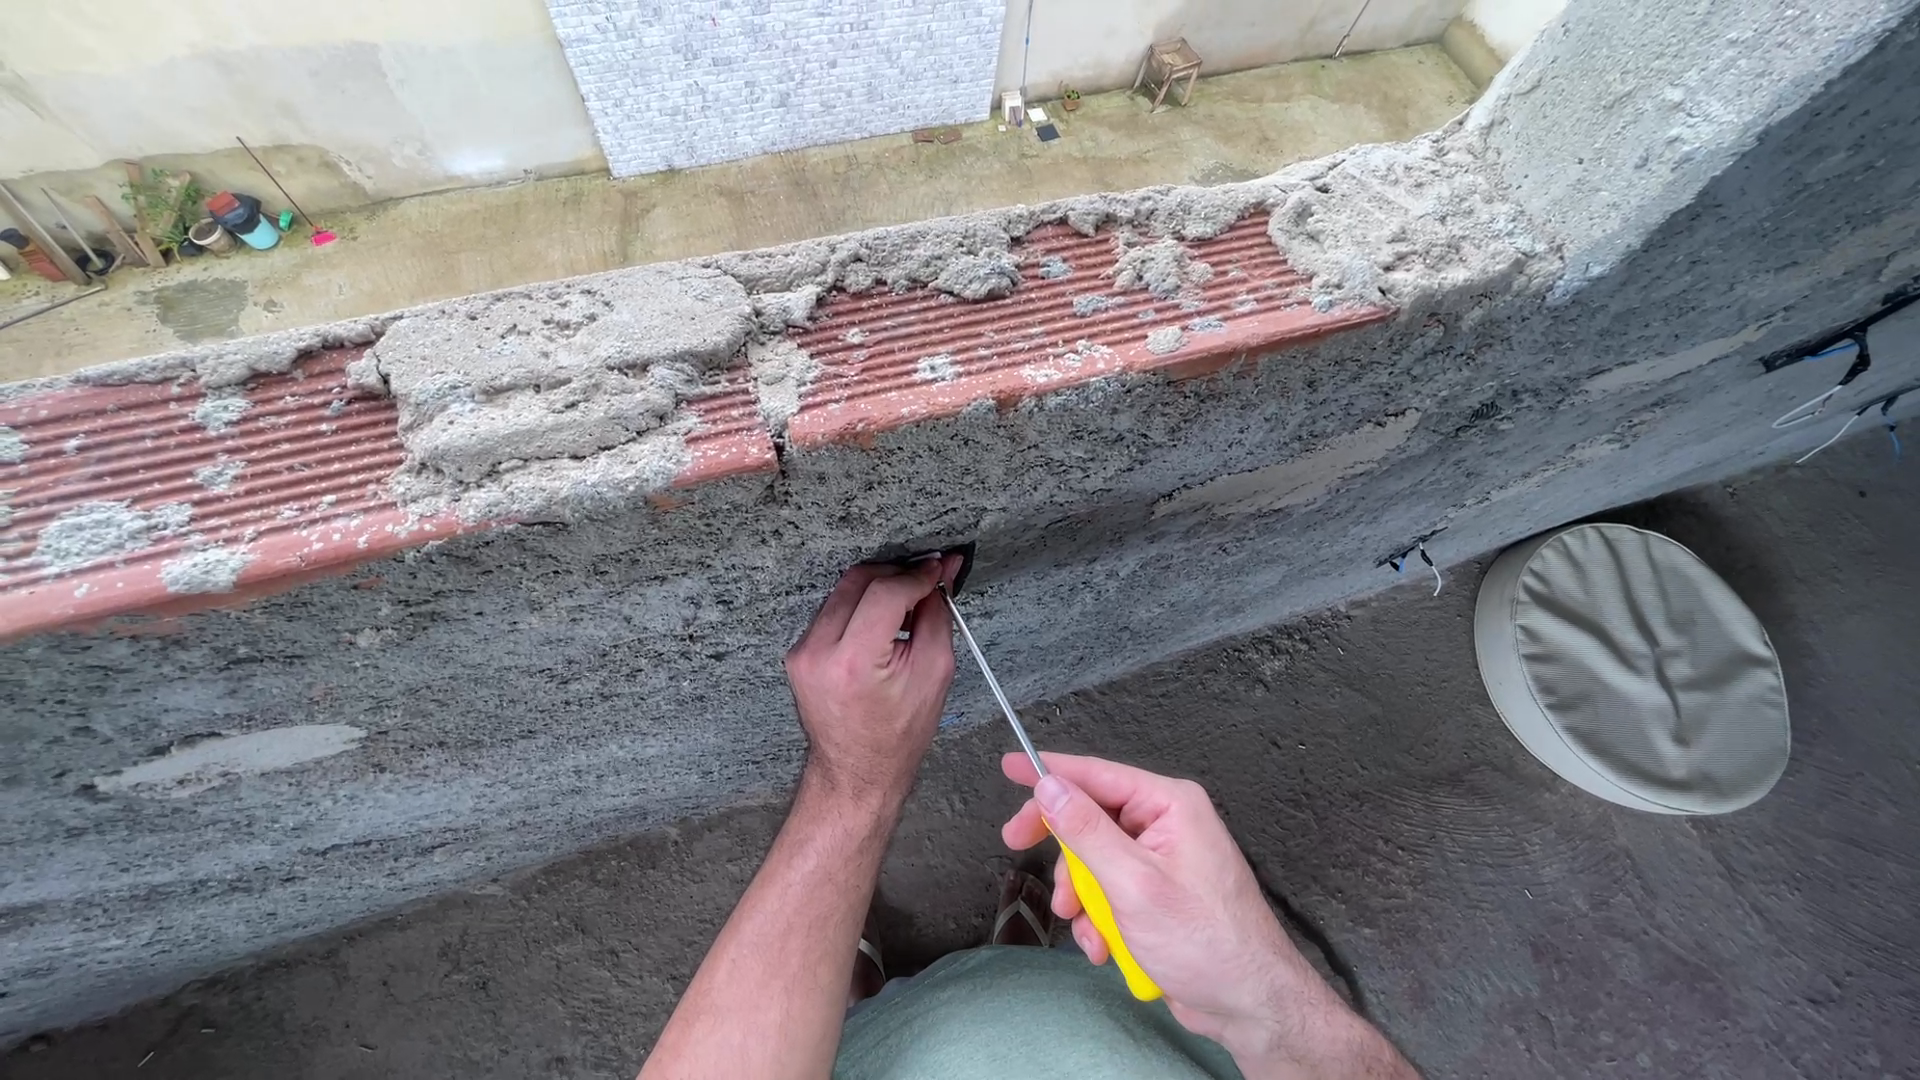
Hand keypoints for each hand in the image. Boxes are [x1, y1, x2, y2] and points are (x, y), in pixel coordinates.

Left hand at [785, 557, 961, 805]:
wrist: (857, 772)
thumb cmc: (899, 733)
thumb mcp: (935, 672)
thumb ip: (937, 615)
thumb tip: (942, 573)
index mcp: (854, 662)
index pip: (886, 592)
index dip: (918, 575)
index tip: (940, 568)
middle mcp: (818, 652)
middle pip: (860, 580)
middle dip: (897, 573)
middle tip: (926, 580)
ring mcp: (802, 652)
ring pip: (844, 590)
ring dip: (879, 587)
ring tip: (908, 604)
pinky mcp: (798, 653)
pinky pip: (833, 610)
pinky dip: (861, 606)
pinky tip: (883, 622)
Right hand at [1002, 753, 1414, 1077]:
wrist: (1250, 1009)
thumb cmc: (1202, 941)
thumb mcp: (1132, 883)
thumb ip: (1085, 831)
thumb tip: (1048, 786)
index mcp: (1168, 803)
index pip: (1096, 775)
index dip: (1049, 770)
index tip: (1008, 765)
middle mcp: (1165, 821)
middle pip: (1090, 816)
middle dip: (1064, 849)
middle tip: (1016, 846)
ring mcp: (1160, 857)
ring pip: (1093, 858)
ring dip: (1082, 895)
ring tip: (1086, 929)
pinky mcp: (1156, 891)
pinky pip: (1108, 888)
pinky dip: (1099, 916)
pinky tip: (1105, 945)